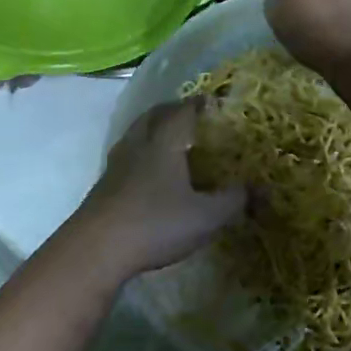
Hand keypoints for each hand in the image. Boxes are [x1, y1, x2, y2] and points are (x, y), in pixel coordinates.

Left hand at [75, 98, 244, 274]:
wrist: (96, 249)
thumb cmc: (156, 224)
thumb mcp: (206, 217)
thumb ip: (232, 200)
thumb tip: (255, 188)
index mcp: (164, 142)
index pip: (184, 111)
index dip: (200, 104)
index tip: (214, 102)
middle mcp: (138, 144)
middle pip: (154, 115)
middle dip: (173, 110)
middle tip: (190, 114)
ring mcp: (116, 164)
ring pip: (135, 134)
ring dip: (153, 130)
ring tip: (170, 140)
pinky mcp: (104, 185)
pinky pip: (126, 157)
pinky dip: (141, 154)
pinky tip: (149, 173)